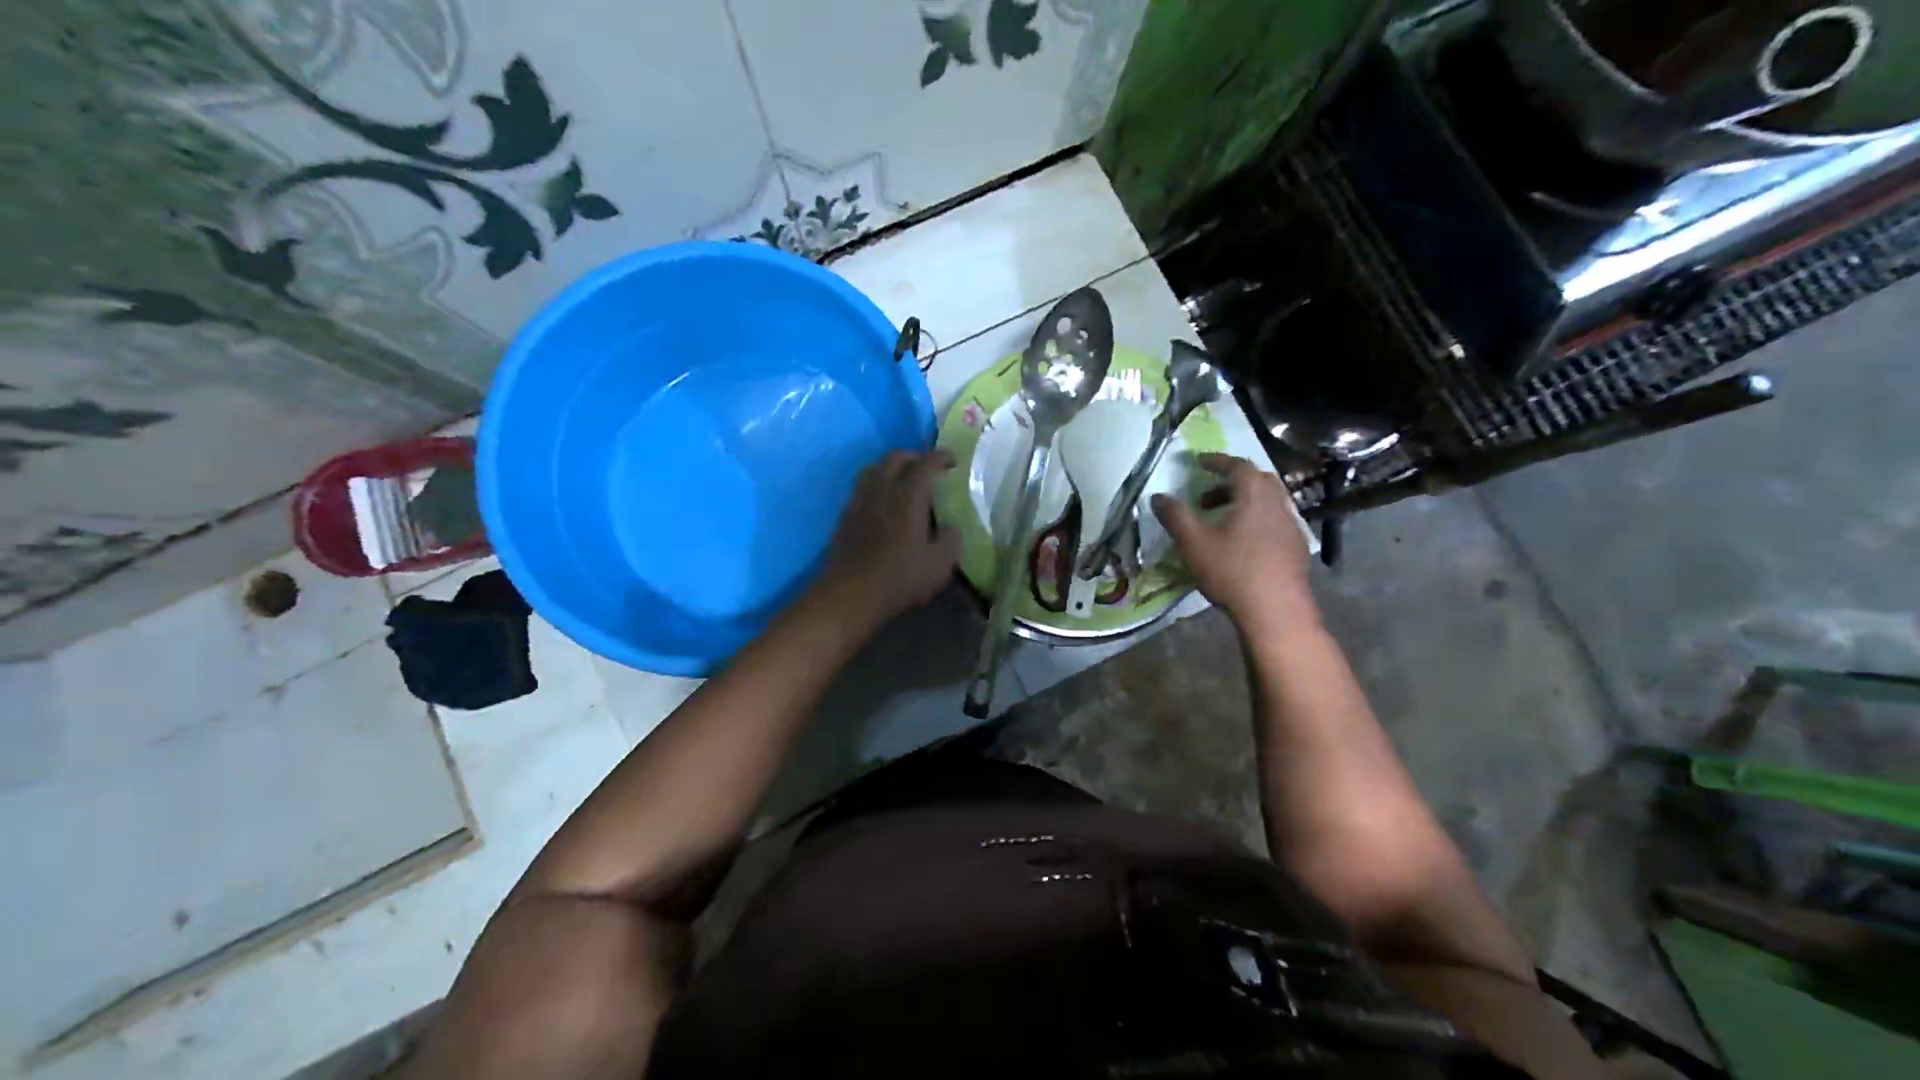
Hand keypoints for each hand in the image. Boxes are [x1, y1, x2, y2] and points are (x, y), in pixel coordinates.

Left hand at [814, 449, 960, 628]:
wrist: (849, 594)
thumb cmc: (899, 578)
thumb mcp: (939, 565)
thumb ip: (950, 540)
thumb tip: (949, 527)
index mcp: (908, 496)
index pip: (925, 464)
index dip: (941, 457)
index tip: (953, 461)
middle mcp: (881, 489)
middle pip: (895, 458)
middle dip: (915, 456)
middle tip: (929, 467)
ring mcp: (859, 500)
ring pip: (874, 468)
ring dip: (892, 467)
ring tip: (905, 480)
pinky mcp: (845, 515)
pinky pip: (862, 486)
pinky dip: (877, 483)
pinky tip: (884, 501)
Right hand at [1151, 452, 1315, 638]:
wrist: (1276, 610)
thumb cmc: (1233, 570)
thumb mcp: (1194, 542)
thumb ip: (1175, 516)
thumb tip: (1158, 497)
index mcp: (1254, 494)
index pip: (1237, 465)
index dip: (1216, 461)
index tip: (1199, 462)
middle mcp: (1278, 503)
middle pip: (1256, 480)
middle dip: (1230, 483)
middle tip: (1206, 497)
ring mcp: (1291, 525)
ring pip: (1267, 502)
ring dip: (1243, 504)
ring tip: (1221, 523)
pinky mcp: (1297, 547)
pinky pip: (1275, 522)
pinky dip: (1256, 521)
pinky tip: (1243, 544)